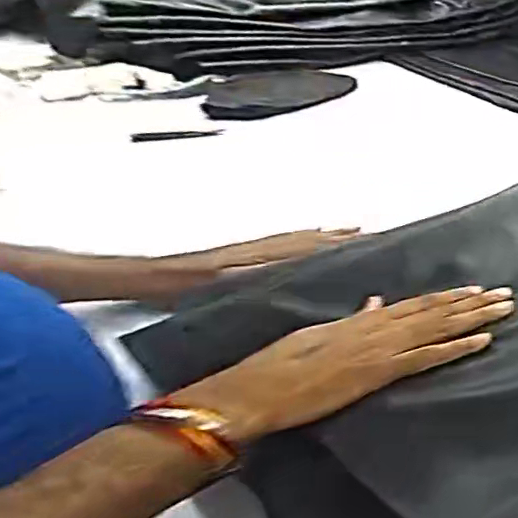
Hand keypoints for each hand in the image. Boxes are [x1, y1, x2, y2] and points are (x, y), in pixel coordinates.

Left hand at [131, 228, 360, 305]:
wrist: (149, 278)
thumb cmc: (186, 288)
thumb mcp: (231, 283)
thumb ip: (269, 272)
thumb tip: (304, 263)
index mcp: (267, 255)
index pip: (315, 246)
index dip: (342, 242)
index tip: (367, 239)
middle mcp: (267, 247)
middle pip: (314, 238)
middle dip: (343, 236)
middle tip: (368, 233)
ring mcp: (257, 249)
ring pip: (303, 237)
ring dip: (329, 234)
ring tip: (350, 230)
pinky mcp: (246, 253)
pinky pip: (288, 240)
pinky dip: (308, 236)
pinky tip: (311, 235)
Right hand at [170, 287, 515, 443]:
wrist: (249, 392)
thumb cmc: (275, 365)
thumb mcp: (318, 332)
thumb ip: (353, 318)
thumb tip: (375, 303)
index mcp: (366, 319)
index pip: (420, 303)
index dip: (452, 295)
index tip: (479, 289)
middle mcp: (382, 328)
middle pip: (439, 310)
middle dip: (476, 302)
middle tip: (508, 294)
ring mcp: (384, 348)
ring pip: (442, 327)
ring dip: (478, 317)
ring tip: (506, 309)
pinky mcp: (382, 372)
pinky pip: (430, 356)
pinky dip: (459, 347)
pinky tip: (485, 340)